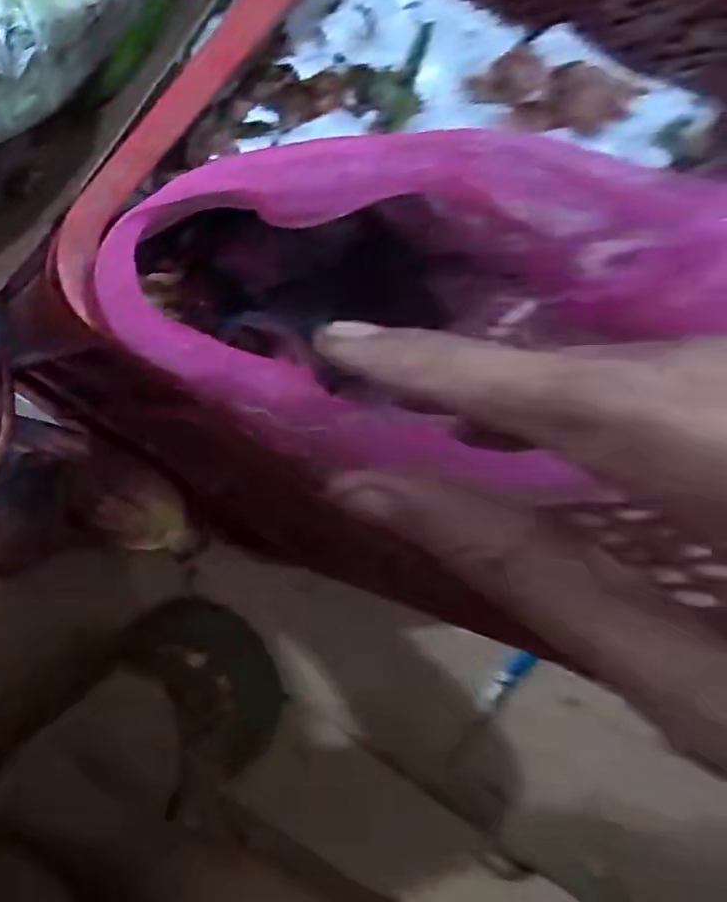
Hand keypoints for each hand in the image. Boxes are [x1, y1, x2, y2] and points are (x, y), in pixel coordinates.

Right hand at [313, 323, 726, 773]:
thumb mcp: (692, 690)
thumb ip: (523, 571)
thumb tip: (359, 484)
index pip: (588, 403)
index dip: (448, 365)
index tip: (341, 340)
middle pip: (645, 371)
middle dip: (502, 374)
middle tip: (392, 385)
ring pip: (693, 365)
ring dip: (569, 382)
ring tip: (473, 417)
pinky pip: (722, 384)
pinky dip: (646, 390)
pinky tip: (592, 425)